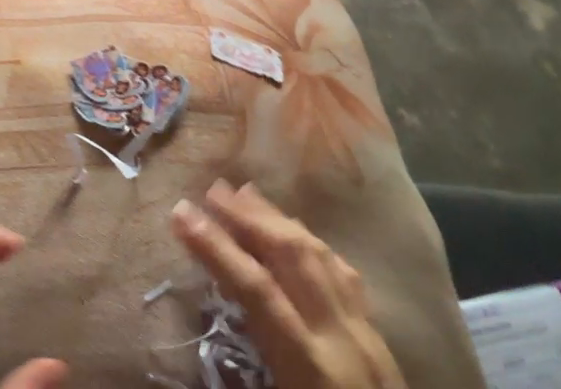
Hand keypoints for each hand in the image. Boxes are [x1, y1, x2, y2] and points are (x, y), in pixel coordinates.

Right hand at [171, 181, 405, 388]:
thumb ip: (237, 379)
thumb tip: (193, 369)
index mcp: (308, 367)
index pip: (255, 291)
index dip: (216, 249)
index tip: (180, 216)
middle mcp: (340, 338)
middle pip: (292, 257)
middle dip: (250, 217)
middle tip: (212, 190)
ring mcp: (365, 335)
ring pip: (321, 257)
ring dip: (280, 221)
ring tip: (248, 196)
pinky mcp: (379, 341)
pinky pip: (345, 276)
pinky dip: (315, 246)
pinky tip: (300, 237)